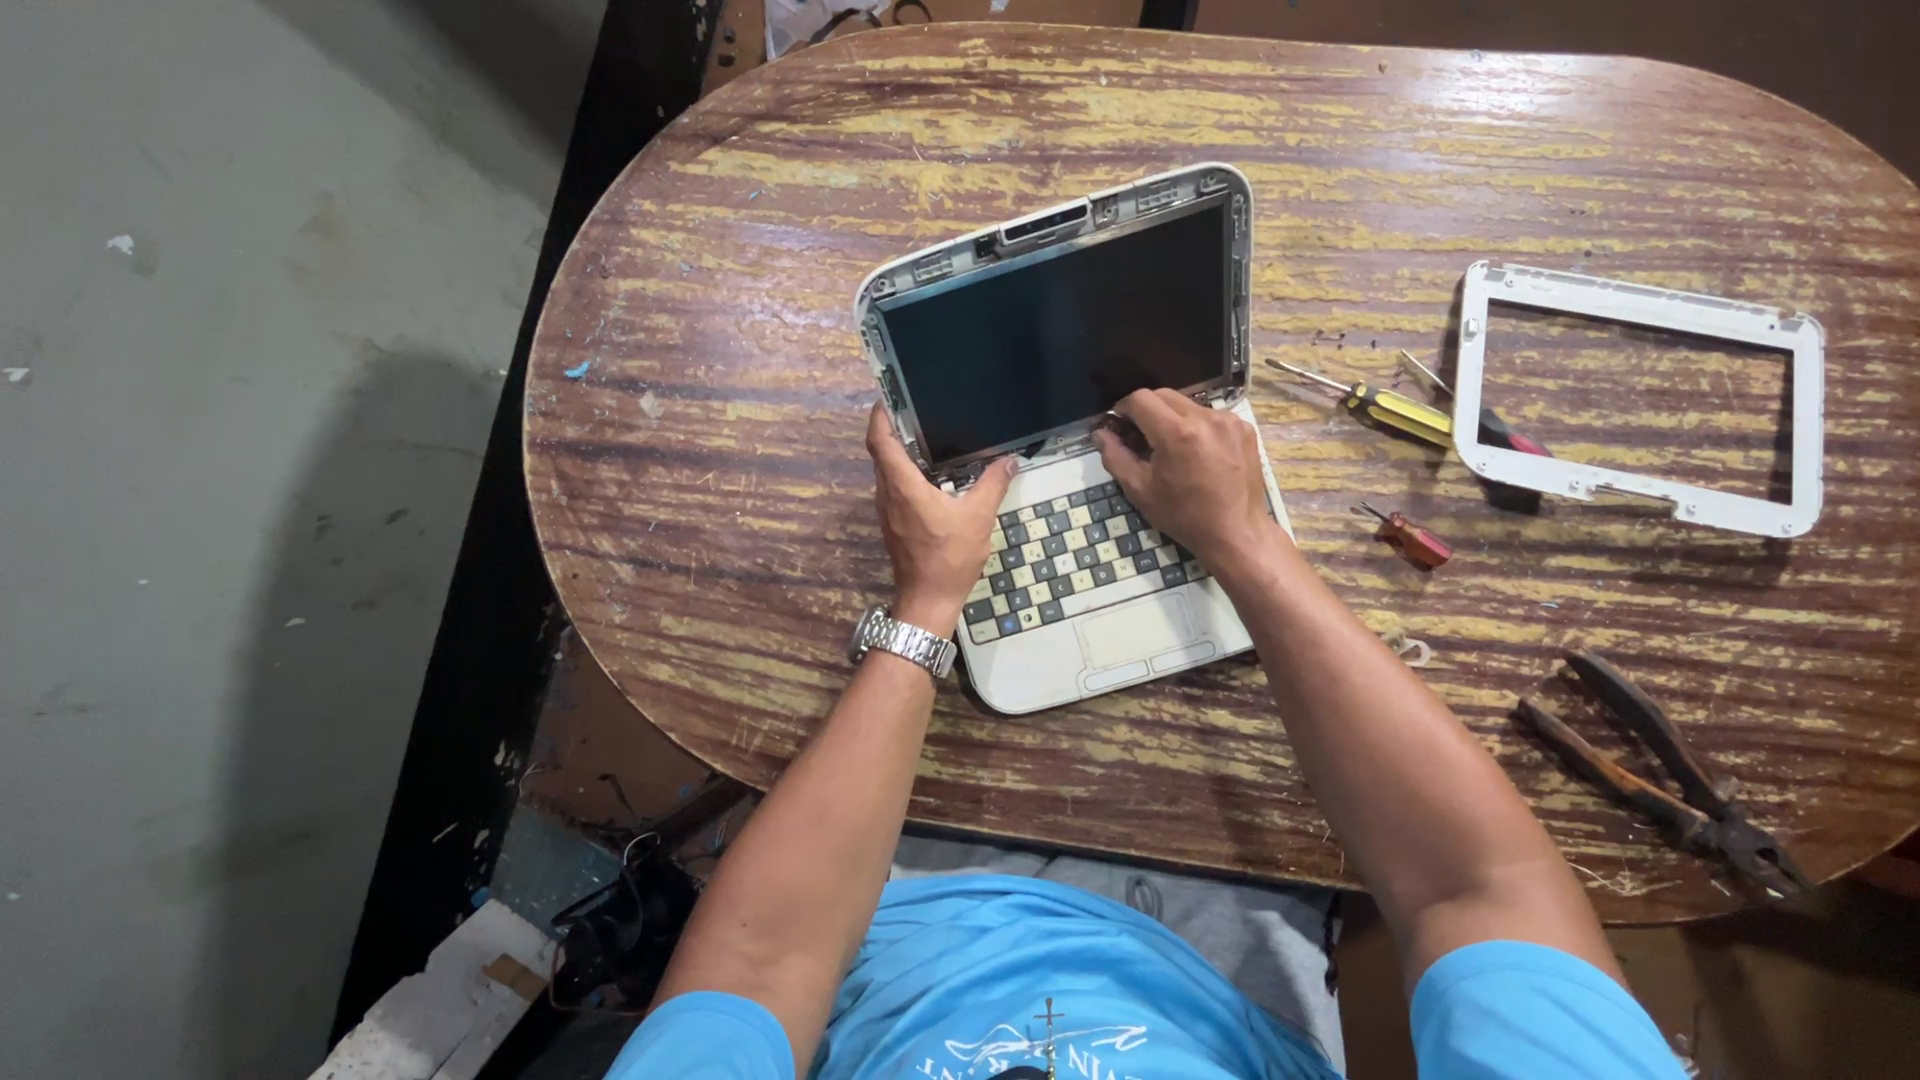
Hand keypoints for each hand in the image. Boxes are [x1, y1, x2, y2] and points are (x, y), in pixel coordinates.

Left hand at [866, 403, 1015, 631]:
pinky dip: (905, 472)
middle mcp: (887, 494)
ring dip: (898, 452)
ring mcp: (887, 510)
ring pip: (886, 471)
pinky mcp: (893, 523)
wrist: (928, 601)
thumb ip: (992, 485)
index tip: (889, 397)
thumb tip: (1009, 461)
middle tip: (916, 410)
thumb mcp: (978, 517)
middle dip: (892, 428)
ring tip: (926, 436)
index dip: (879, 415)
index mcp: (902, 486)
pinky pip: (893, 487)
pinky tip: (930, 473)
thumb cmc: (949, 558)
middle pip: (880, 452)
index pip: (880, 440)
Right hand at [1091, 389, 1282, 571]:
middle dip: (1146, 410)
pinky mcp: (1244, 428)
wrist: (1235, 533)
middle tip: (1140, 435)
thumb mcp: (1140, 490)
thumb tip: (1100, 433)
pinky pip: (1211, 416)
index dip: (1123, 408)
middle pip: (1164, 395)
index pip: (1140, 399)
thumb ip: (1115, 457)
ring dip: (1172, 418)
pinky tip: (1197, 452)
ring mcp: (1228, 421)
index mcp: (1176, 433)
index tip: (1119, 423)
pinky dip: (1197, 427)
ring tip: (1170, 447)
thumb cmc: (1184, 516)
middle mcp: (1205, 418)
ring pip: (1188, 405)